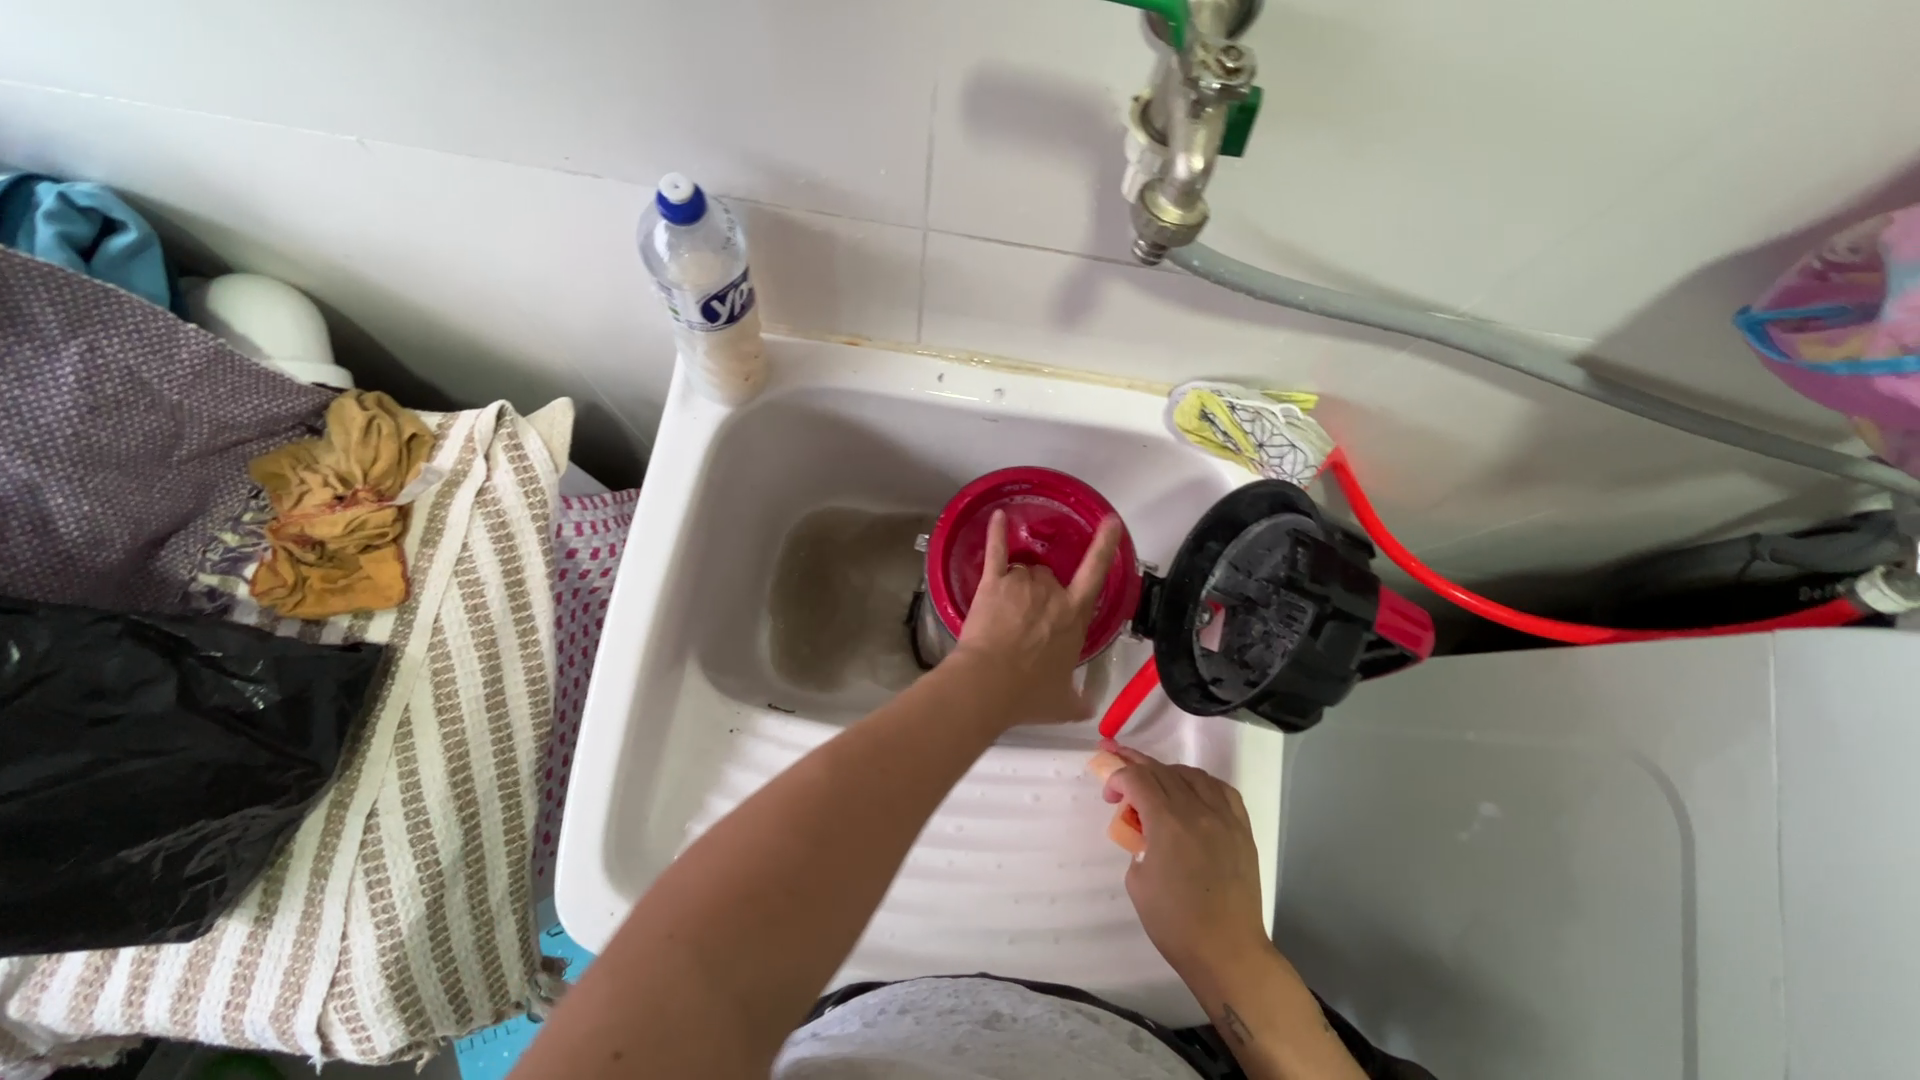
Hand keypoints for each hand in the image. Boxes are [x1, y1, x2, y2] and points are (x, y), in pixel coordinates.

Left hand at [950, 509, 1122, 726]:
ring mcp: (1021, 585)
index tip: (1110, 523)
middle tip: (1028, 622)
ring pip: (1025, 571)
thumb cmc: (1028, 695)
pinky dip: (997, 534)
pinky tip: (998, 518)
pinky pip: (997, 552)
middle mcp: (1051, 594)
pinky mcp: (993, 584)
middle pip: (1050, 578)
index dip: (1104, 547)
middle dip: (1042, 594)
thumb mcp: (1064, 704)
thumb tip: (1088, 708)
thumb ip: (1079, 701)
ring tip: (1007, 611)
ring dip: (1020, 584)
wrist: (988, 685)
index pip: (1094, 575)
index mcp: (1074, 617)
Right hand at [1101, 742, 1267, 978]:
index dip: (1117, 776)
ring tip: (1155, 783)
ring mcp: (1225, 819)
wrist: (1227, 951)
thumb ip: (1139, 845)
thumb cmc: (1175, 923)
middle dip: (1136, 765)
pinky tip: (1192, 792)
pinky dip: (1202, 784)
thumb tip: (1148, 833)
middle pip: (1163, 771)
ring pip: (1193, 775)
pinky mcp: (1242, 831)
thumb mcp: (1138, 881)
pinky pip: (1222, 791)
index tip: (1109, 792)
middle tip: (1119, 768)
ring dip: (1168, 772)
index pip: (1139, 779)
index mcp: (1168, 824)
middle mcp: (1198, 811)